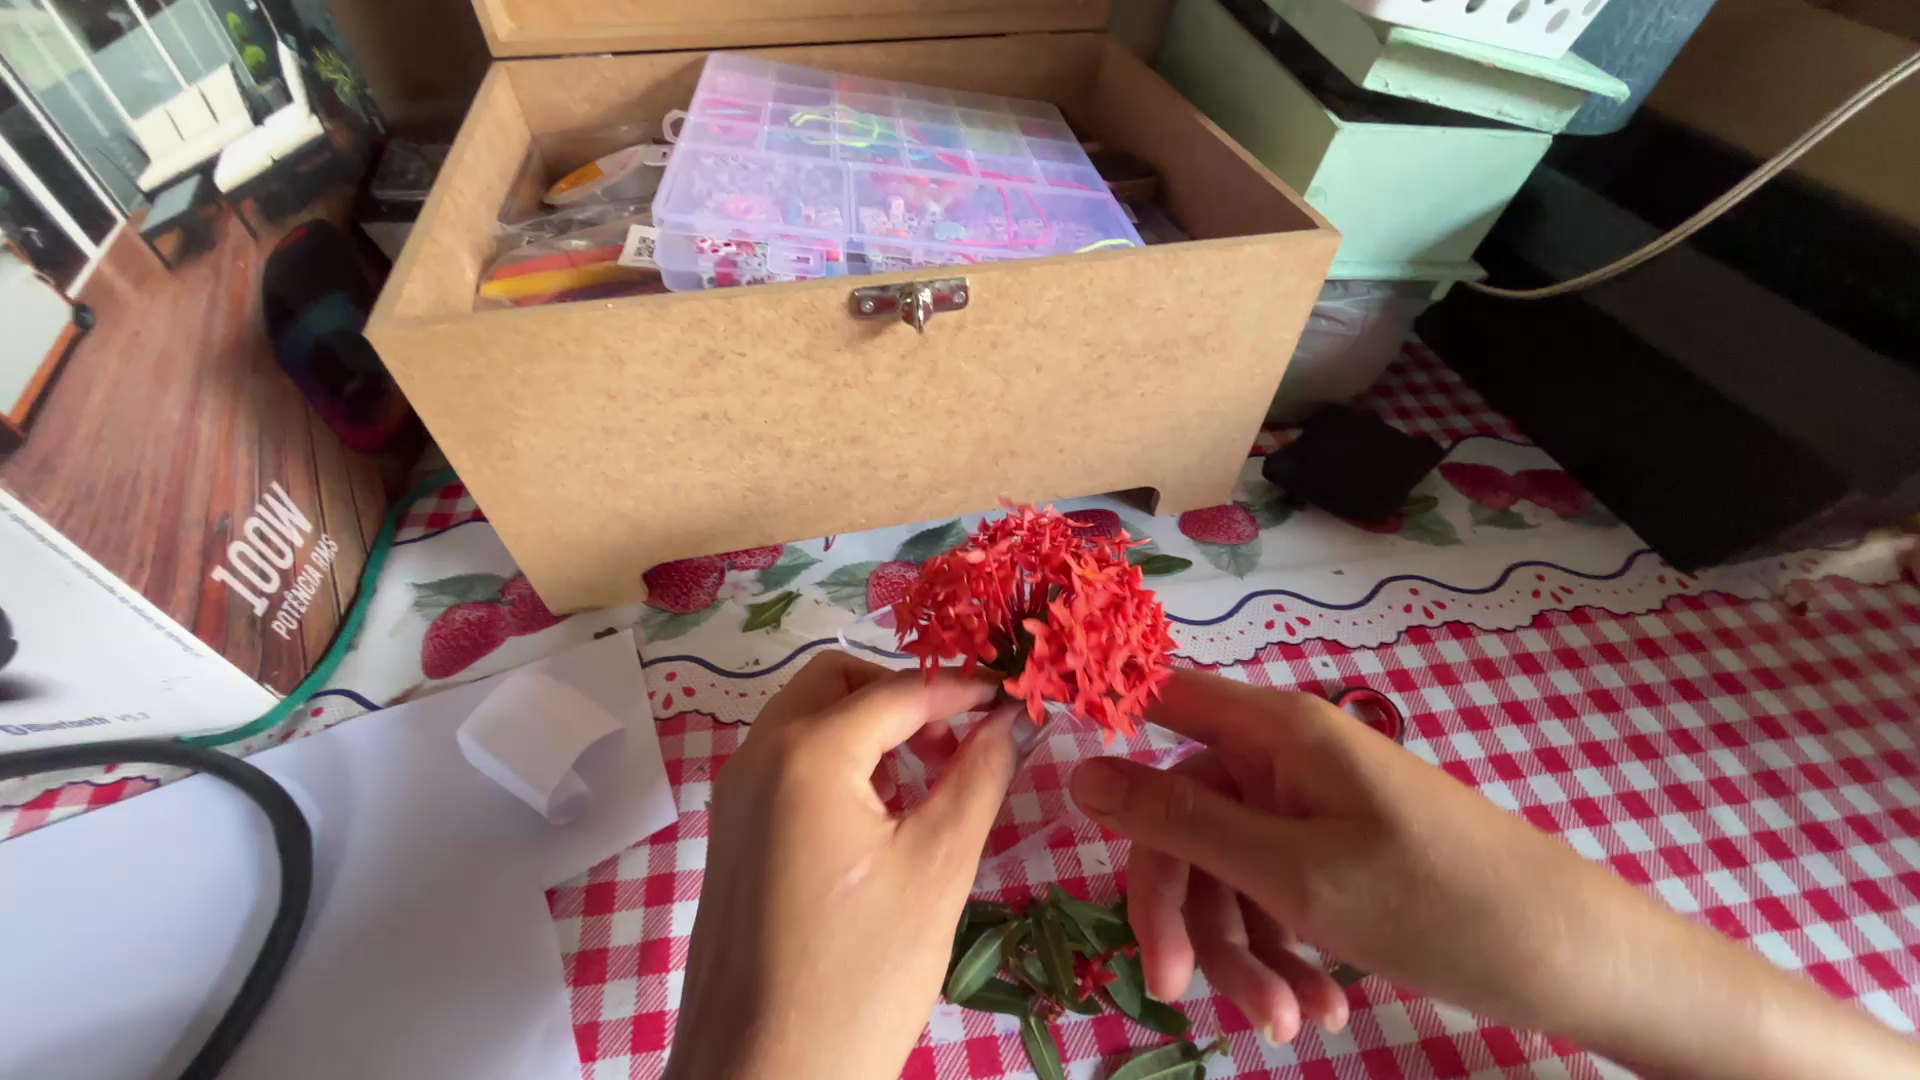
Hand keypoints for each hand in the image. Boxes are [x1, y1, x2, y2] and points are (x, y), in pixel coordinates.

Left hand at [664, 652, 1019, 1079]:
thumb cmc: (861, 974)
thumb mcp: (937, 866)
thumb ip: (981, 774)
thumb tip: (1016, 716)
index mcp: (805, 753)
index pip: (896, 691)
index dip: (961, 688)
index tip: (1010, 695)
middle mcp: (757, 753)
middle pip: (838, 682)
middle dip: (902, 696)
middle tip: (955, 740)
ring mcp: (734, 792)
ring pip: (810, 718)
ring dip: (870, 727)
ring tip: (925, 780)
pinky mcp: (731, 830)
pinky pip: (789, 761)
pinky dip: (839, 761)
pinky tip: (880, 814)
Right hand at [1068, 670, 1919, 1079]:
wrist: (1591, 966)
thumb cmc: (1440, 903)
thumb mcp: (1292, 873)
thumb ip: (1177, 819)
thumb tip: (1078, 772)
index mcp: (1270, 728)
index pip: (1156, 697)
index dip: (1104, 726)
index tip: (1064, 790)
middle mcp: (1279, 754)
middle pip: (1182, 811)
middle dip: (1182, 904)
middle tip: (1177, 990)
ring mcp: (1304, 803)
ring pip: (1224, 862)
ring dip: (1240, 946)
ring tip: (1288, 1022)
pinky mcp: (1328, 849)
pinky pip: (1270, 887)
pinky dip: (1279, 948)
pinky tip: (1316, 1006)